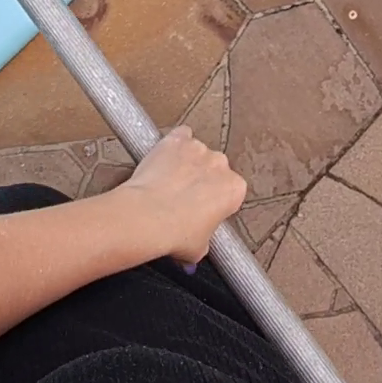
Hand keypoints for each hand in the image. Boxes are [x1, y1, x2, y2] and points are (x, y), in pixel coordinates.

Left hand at [117, 126, 246, 264]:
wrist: (147, 215)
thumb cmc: (175, 233)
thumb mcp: (201, 247)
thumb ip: (205, 236)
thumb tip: (196, 240)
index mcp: (235, 189)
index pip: (231, 191)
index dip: (216, 200)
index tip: (204, 208)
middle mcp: (220, 164)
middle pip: (215, 168)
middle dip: (203, 179)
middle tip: (185, 196)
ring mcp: (198, 148)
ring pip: (197, 151)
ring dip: (188, 162)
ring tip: (170, 179)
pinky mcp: (176, 139)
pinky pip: (181, 135)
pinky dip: (176, 143)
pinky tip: (166, 156)